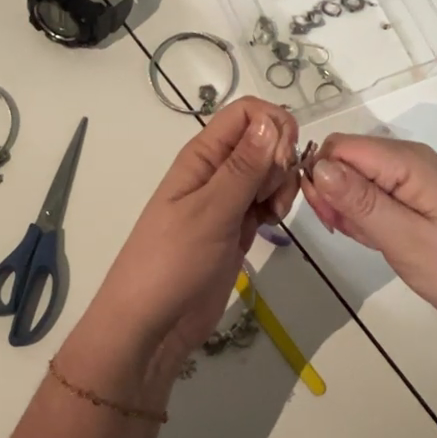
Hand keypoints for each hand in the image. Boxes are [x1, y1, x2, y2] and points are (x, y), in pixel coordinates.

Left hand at [84, 98, 299, 376]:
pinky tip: (271, 225)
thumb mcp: (209, 211)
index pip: (246, 113)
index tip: (284, 157)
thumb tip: (271, 121)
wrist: (152, 324)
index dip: (272, 124)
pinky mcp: (237, 228)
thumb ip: (243, 168)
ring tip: (272, 215)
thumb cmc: (171, 262)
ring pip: (269, 171)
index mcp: (201, 156)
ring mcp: (227, 200)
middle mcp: (215, 171)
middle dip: (281, 159)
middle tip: (271, 194)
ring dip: (282, 185)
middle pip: (264, 139)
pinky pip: (266, 200)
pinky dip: (276, 206)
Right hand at [299, 134, 436, 328]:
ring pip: (357, 180)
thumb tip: (317, 165)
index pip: (342, 146)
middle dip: (332, 191)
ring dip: (347, 207)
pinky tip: (373, 241)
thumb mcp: (403, 238)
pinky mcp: (415, 202)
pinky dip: (365, 217)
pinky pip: (374, 198)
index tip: (323, 214)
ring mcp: (414, 182)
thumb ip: (359, 200)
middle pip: (347, 159)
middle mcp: (410, 161)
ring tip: (363, 240)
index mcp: (408, 161)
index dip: (322, 174)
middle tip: (340, 231)